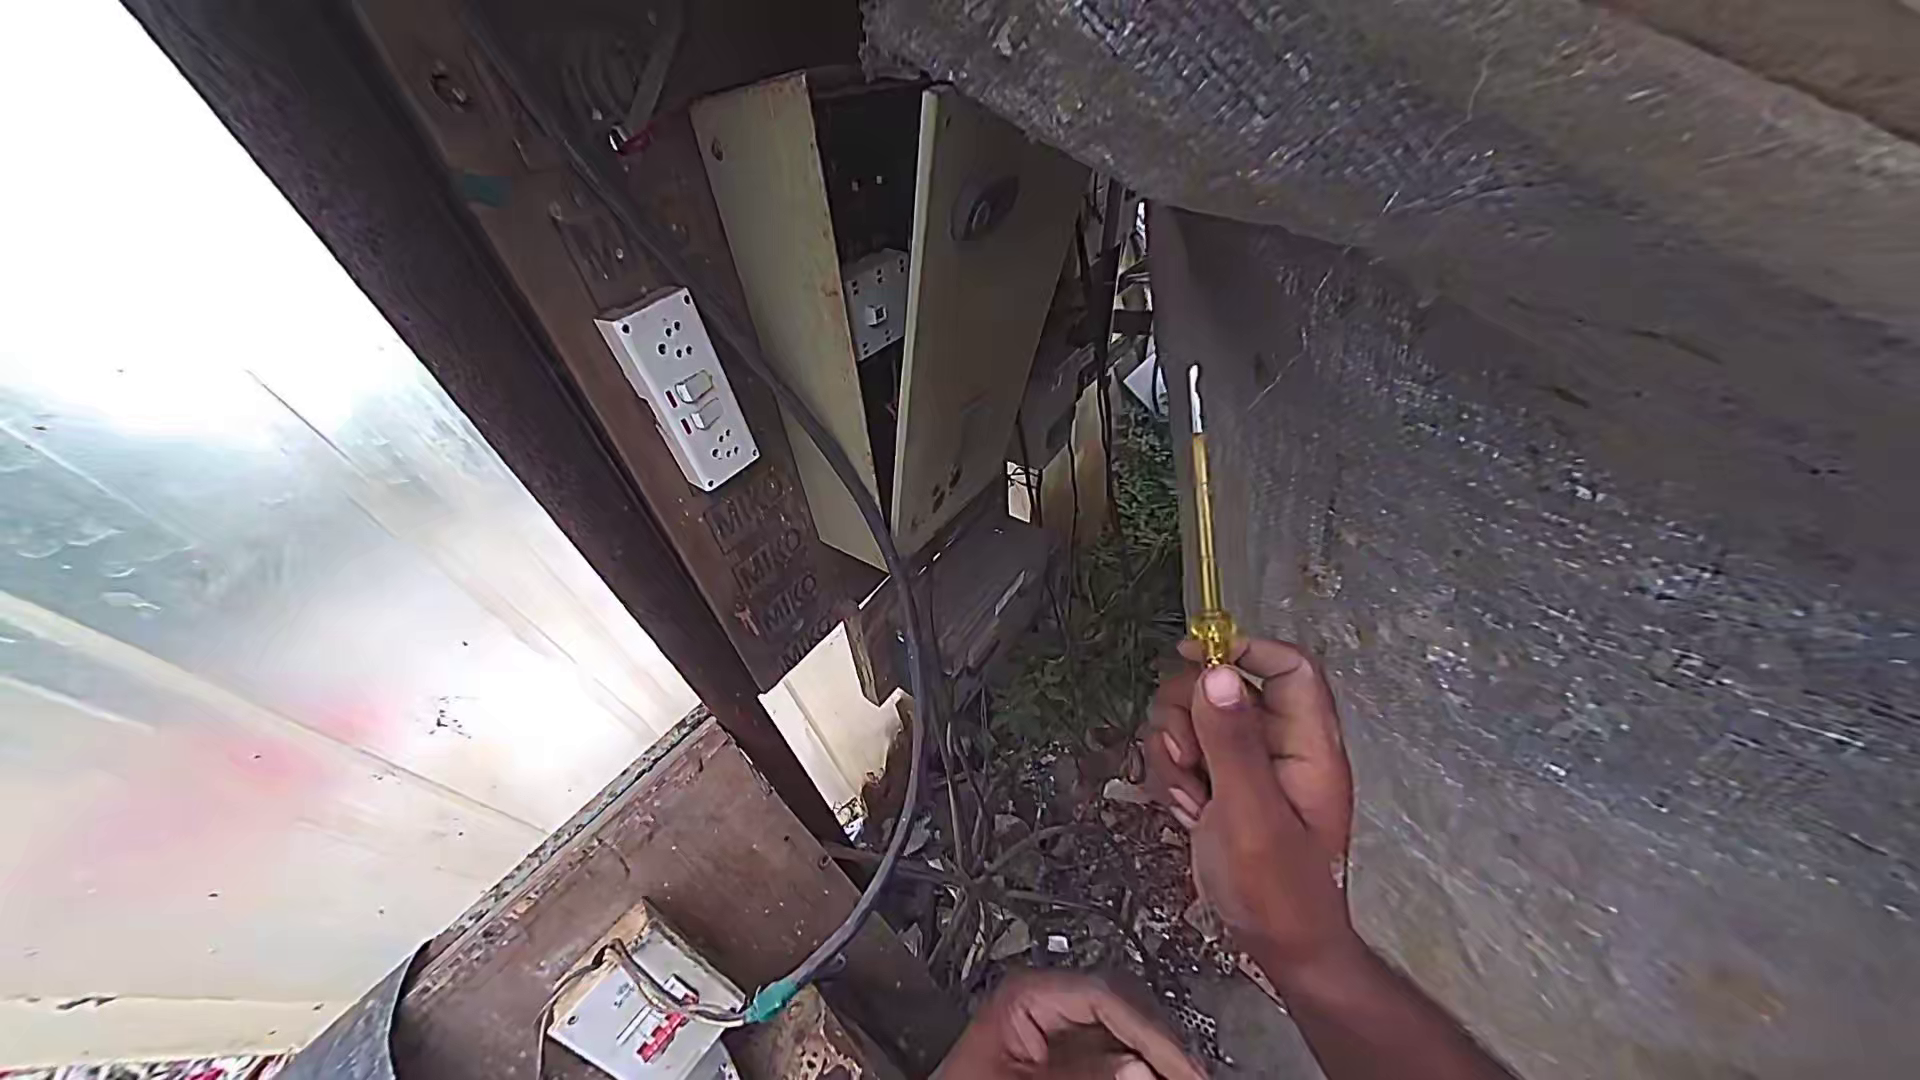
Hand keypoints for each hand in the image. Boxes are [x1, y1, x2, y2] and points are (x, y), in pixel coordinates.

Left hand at [934, 972, 1204, 1079]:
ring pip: (1122, 1030)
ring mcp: (1054, 1029)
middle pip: (1120, 1006)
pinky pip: (1108, 1053)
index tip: (1186, 1068)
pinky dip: (1134, 1067)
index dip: (1153, 1032)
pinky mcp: (1062, 1056)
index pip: (1106, 994)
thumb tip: (1140, 1066)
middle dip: (1160, 1043)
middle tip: (1193, 1073)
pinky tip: (1152, 1074)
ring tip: (1183, 1074)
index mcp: (1027, 992)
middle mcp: (1044, 1000)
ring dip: (1152, 1053)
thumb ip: (1081, 1074)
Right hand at [1142, 638, 1356, 971]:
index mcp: (1307, 743)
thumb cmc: (1278, 891)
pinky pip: (1178, 745)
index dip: (1243, 649)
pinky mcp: (1216, 776)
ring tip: (1187, 793)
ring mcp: (1243, 759)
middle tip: (1184, 754)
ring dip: (1172, 747)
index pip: (1287, 666)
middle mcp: (1275, 741)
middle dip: (1187, 712)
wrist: (1273, 948)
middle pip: (1222, 684)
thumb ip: (1232, 744)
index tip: (1192, 656)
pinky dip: (1169, 770)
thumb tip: (1218, 674)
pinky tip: (1184, 806)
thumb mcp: (1253, 817)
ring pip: (1190, 713)